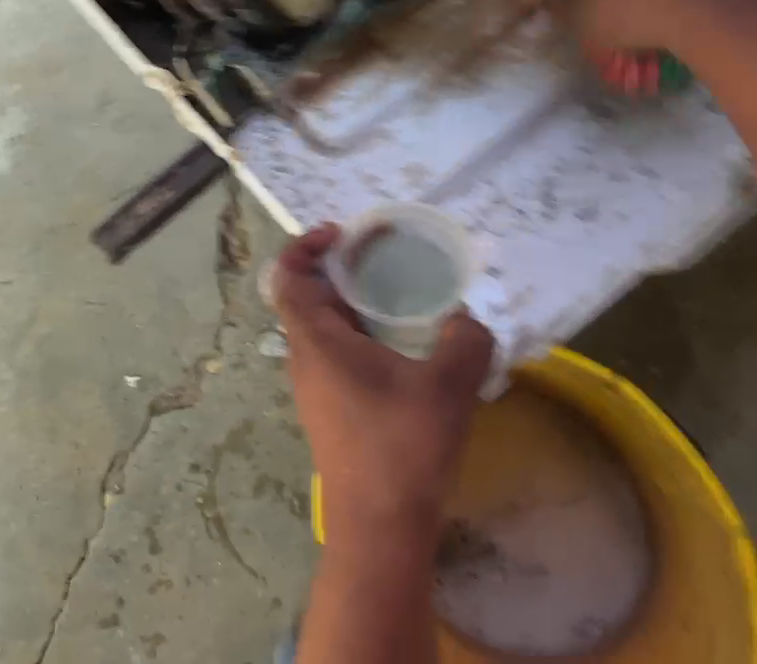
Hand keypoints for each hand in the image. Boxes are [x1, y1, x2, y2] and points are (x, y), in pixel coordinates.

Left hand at [270, 225, 493, 542]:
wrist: (378, 523)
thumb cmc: (403, 446)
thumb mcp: (447, 388)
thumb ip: (465, 343)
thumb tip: (468, 320)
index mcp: (316, 341)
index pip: (288, 277)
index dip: (304, 246)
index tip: (339, 233)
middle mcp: (304, 358)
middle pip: (306, 298)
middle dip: (337, 270)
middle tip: (379, 257)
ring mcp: (312, 386)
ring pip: (322, 329)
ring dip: (350, 305)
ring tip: (396, 297)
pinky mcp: (328, 409)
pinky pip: (334, 355)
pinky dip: (358, 336)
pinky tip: (400, 349)